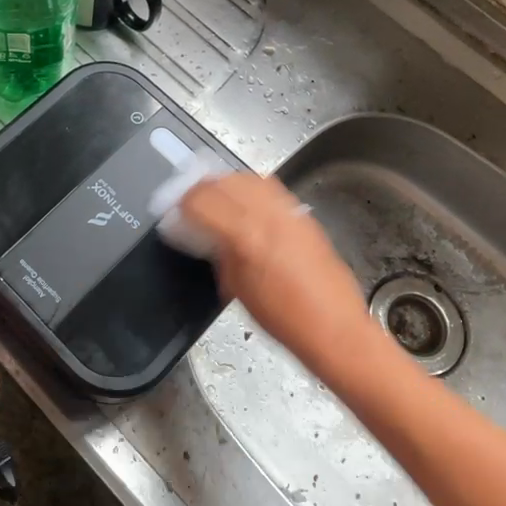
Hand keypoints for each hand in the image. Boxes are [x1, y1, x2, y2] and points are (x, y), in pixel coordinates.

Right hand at [178, 174, 371, 365]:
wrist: (333, 327)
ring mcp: (288, 211)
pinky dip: (250, 188)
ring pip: (247, 177)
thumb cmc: (284, 319)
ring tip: (214, 198)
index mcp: (244, 235)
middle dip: (200, 188)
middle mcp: (268, 214)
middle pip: (223, 180)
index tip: (173, 212)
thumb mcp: (235, 287)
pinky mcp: (303, 215)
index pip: (200, 199)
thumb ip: (217, 252)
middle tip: (188, 201)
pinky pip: (270, 188)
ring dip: (225, 184)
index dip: (180, 204)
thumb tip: (203, 235)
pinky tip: (244, 203)